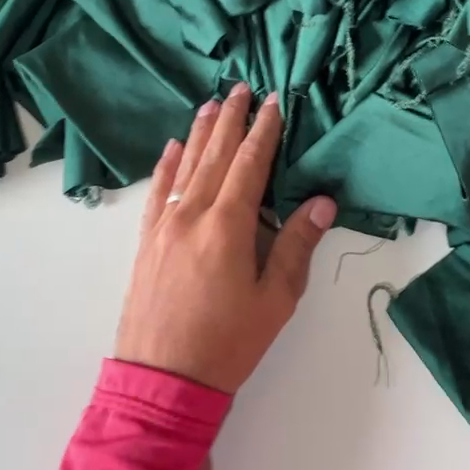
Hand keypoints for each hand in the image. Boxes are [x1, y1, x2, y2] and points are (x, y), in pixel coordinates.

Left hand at [114, 84, 338, 393]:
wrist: (162, 382)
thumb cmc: (228, 342)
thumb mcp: (276, 299)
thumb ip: (298, 245)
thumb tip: (323, 201)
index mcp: (227, 225)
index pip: (250, 164)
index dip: (264, 130)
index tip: (273, 101)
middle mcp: (193, 214)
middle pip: (215, 154)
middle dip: (230, 119)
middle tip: (240, 87)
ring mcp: (164, 225)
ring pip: (185, 166)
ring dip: (200, 132)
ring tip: (211, 103)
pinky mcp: (146, 241)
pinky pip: (158, 191)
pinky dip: (166, 165)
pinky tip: (171, 148)